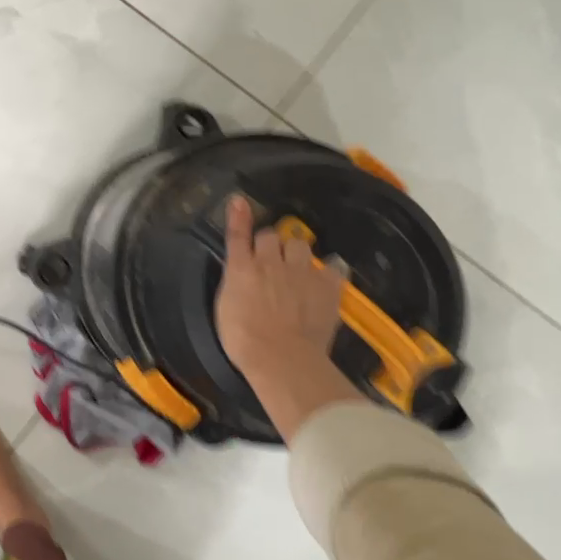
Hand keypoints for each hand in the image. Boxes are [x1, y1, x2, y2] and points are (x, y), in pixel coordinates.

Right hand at [215, 195, 345, 376]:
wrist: (282, 359)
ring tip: (297, 268)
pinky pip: (334, 267)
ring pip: (299, 244)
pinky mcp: (328, 287)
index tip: (240, 200)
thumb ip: (236, 283)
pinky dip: (331, 269)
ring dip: (296, 252)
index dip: (239, 217)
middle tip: (270, 261)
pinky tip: (329, 275)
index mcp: (241, 269)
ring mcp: (301, 273)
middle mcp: (270, 263)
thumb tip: (242, 273)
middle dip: (269, 244)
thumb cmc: (243, 339)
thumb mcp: (226, 307)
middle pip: (270, 236)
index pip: (238, 235)